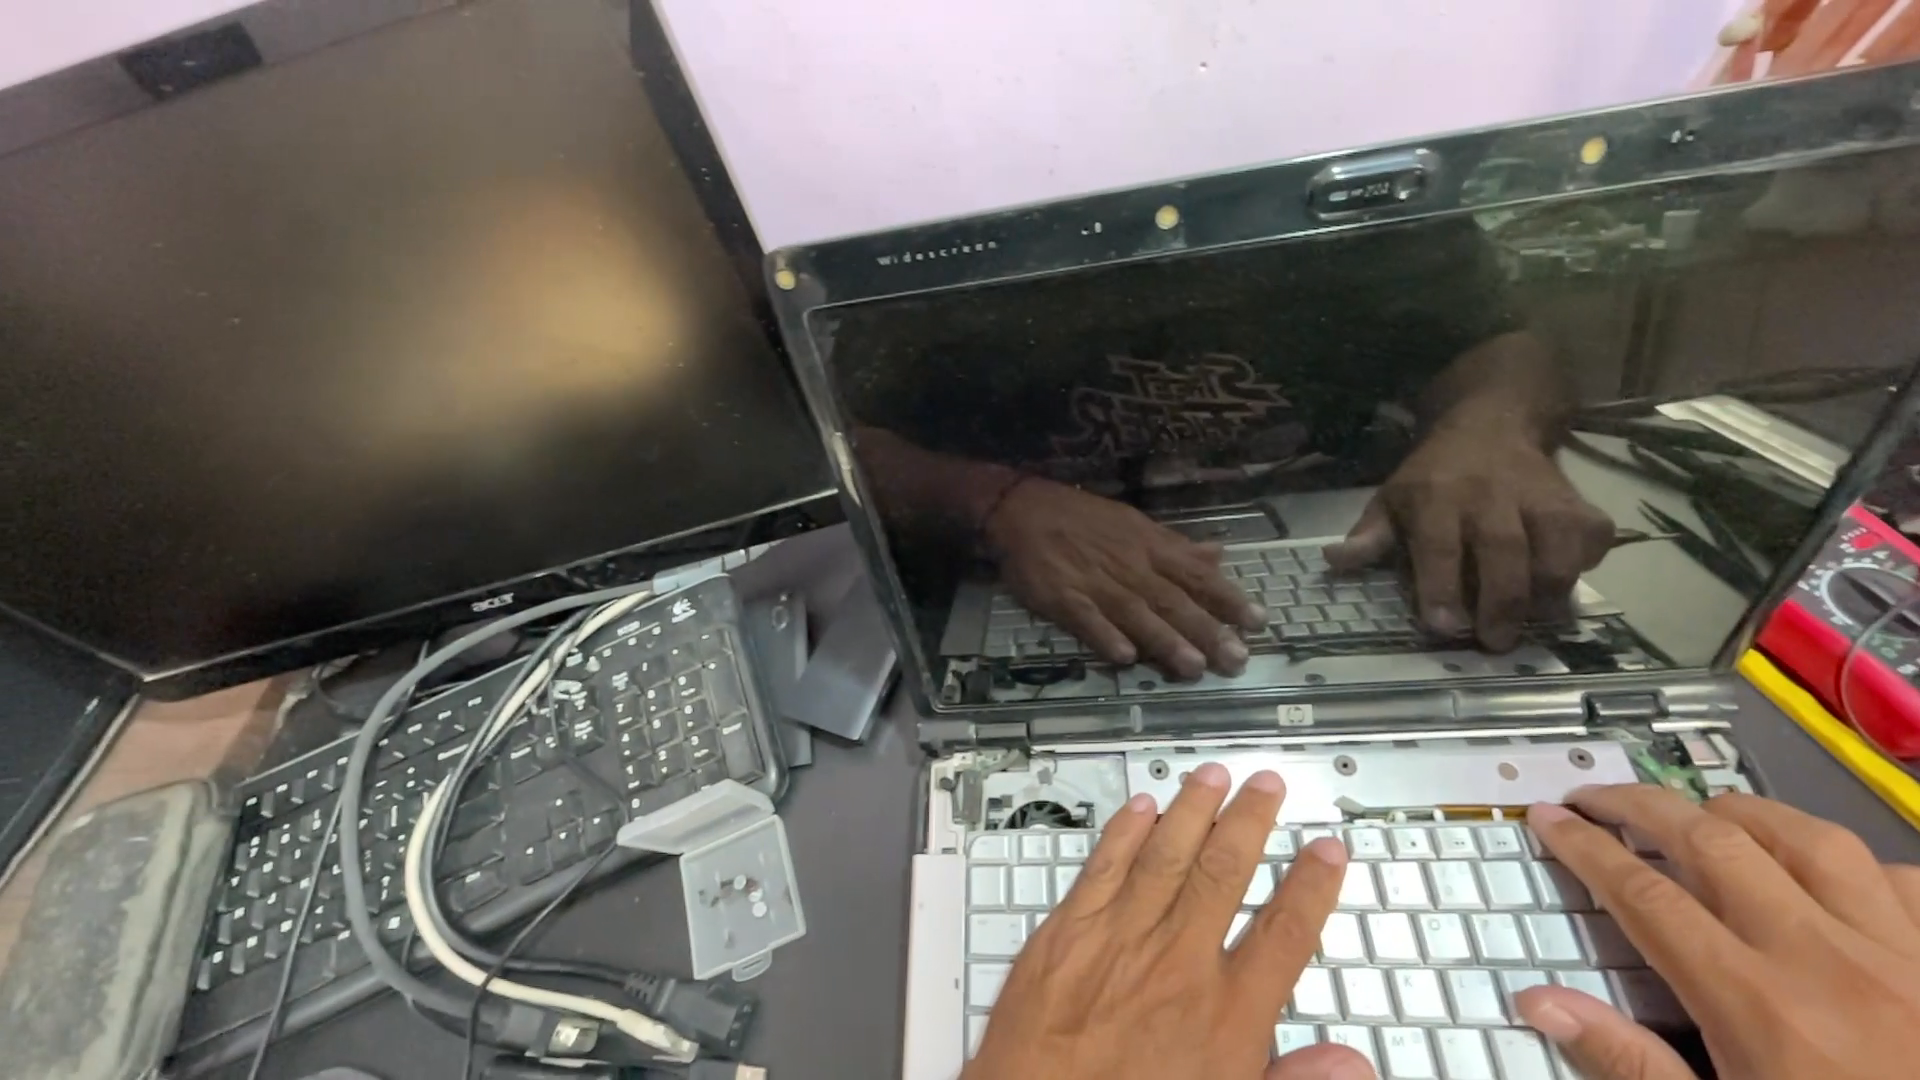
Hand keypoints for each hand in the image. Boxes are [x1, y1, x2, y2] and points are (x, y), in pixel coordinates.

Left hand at [964, 764, 1370, 1079]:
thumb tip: (1351, 1064)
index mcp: (1222, 1014)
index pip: (1285, 933)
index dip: (1311, 887)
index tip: (1325, 850)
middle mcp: (1175, 963)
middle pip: (1225, 872)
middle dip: (1250, 822)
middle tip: (1266, 785)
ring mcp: (1119, 937)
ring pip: (1166, 854)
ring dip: (1192, 810)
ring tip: (1212, 776)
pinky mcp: (1069, 930)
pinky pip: (1103, 866)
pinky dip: (1124, 832)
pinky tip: (1140, 806)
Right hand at [982, 477, 1265, 678]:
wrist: (1024, 508)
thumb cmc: (1083, 518)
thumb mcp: (1135, 524)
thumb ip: (1175, 546)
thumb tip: (1217, 556)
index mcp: (1149, 547)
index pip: (1196, 575)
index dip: (1228, 599)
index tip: (1258, 623)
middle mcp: (1129, 566)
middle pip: (1173, 601)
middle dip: (1206, 630)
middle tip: (1236, 660)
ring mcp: (1095, 582)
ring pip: (1136, 613)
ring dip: (1165, 640)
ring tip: (1193, 667)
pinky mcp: (1062, 596)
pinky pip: (1086, 619)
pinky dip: (1105, 636)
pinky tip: (1124, 657)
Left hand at [1326, 423, 1612, 651]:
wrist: (1491, 425)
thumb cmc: (1432, 476)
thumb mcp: (1389, 499)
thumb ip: (1369, 536)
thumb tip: (1333, 561)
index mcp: (1436, 498)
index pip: (1439, 546)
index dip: (1441, 588)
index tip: (1443, 626)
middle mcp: (1491, 497)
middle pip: (1504, 553)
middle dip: (1501, 603)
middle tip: (1495, 642)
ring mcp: (1542, 499)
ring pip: (1557, 551)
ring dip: (1547, 594)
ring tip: (1531, 624)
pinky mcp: (1581, 504)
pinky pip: (1592, 542)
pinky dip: (1583, 569)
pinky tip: (1558, 586)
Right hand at [1518, 786, 1919, 1078]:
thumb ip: (1631, 1061)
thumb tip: (1536, 1000)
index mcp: (1759, 1004)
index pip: (1644, 894)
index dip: (1584, 846)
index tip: (1548, 818)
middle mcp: (1828, 960)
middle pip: (1713, 841)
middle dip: (1639, 805)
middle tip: (1595, 798)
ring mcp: (1907, 957)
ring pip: (1810, 839)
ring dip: (1738, 814)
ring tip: (1698, 815)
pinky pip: (1904, 882)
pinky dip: (1851, 865)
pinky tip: (1818, 877)